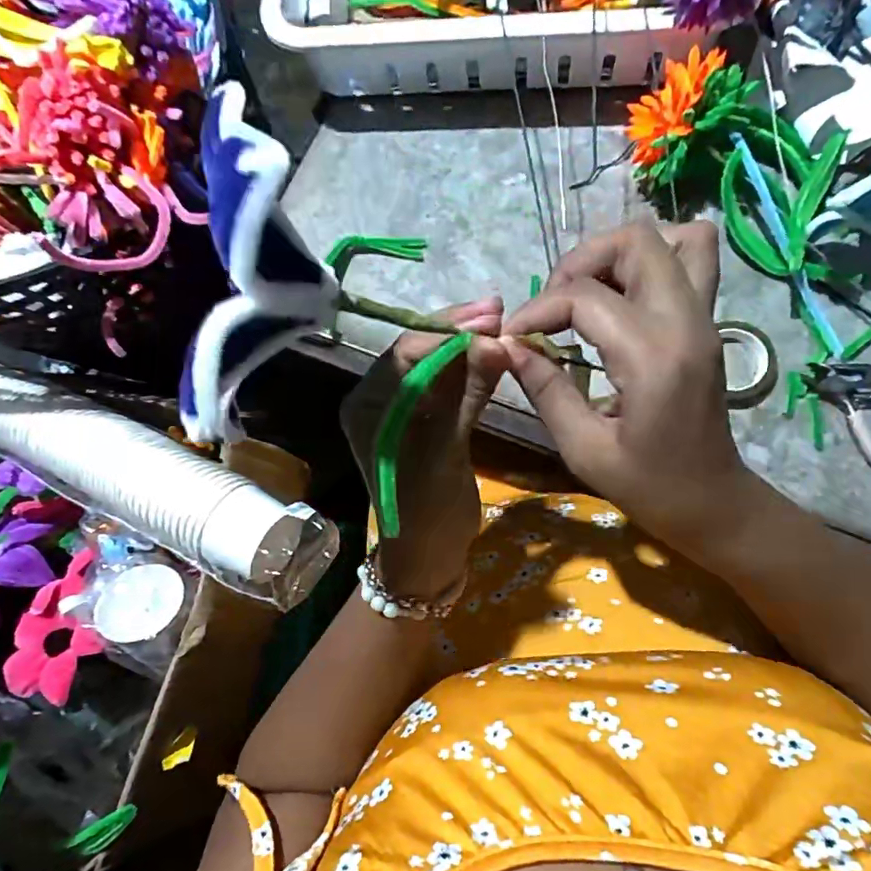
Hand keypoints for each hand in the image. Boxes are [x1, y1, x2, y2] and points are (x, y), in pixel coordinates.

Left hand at [342, 298, 509, 599]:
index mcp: (367, 405)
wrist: (428, 558)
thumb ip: (466, 396)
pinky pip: (447, 385)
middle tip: (500, 311)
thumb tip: (495, 343)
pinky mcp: (426, 420)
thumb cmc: (426, 513)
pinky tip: (494, 354)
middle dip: (457, 330)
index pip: (404, 352)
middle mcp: (379, 400)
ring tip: (503, 324)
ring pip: (436, 364)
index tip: (489, 318)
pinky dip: (470, 369)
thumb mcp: (443, 455)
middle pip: (419, 351)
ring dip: (467, 345)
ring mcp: (403, 410)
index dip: (446, 330)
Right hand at [501, 220, 756, 552]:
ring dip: (621, 254)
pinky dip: (653, 262)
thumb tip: (509, 346)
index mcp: (653, 356)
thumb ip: (546, 390)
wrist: (712, 502)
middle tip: (556, 306)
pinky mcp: (708, 323)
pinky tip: (624, 298)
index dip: (538, 310)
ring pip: (674, 237)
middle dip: (581, 262)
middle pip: (636, 240)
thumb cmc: (649, 487)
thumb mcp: (585, 449)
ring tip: (591, 293)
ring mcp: (705, 317)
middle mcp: (686, 321)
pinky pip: (693, 260)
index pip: (585, 296)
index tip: (513, 338)